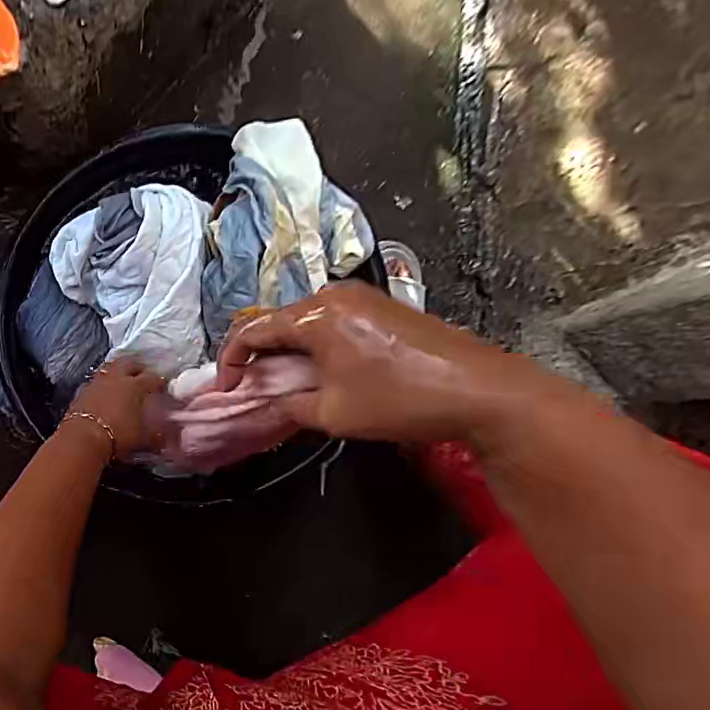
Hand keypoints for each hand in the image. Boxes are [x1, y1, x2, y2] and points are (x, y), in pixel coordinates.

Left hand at [60, 355, 165, 459]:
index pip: (152, 378)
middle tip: (142, 374)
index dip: (160, 382)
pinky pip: (94, 382)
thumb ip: (157, 434)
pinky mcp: (81, 392)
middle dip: (137, 367)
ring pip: (108, 368)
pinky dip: (101, 385)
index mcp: (134, 386)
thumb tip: (166, 435)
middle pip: (128, 363)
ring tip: (121, 379)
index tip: (164, 387)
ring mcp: (96, 383)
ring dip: (116, 371)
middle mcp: (115, 379)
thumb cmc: (118, 436)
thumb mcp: (143, 437)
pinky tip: (102, 392)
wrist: (83, 438)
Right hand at [217, 284, 583, 444]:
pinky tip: (318, 369)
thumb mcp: (331, 413)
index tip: (226, 387)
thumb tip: (274, 400)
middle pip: (276, 321)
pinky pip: (331, 322)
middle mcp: (334, 295)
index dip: (230, 360)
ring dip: (286, 349)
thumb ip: (289, 404)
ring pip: (303, 321)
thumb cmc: (400, 400)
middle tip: (251, 385)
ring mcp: (362, 298)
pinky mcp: (382, 307)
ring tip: (281, 380)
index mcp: (315, 315)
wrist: (483, 391)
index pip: (251, 331)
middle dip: (257, 353)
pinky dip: (314, 344)